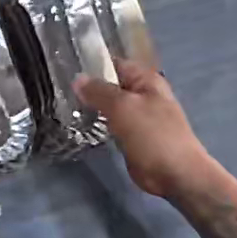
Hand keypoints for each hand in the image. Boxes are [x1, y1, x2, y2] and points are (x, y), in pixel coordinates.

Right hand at [74, 60, 218, 197]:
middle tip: (61, 92)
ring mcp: (138, 116)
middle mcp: (143, 94)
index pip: (115, 63)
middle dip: (88, 88)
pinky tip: (80, 125)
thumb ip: (99, 91)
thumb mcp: (123, 107)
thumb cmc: (152, 135)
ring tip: (65, 106)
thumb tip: (77, 78)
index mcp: (146, 80)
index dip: (92, 64)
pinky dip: (98, 123)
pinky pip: (111, 123)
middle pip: (111, 85)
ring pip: (109, 105)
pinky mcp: (133, 136)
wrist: (175, 174)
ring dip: (91, 106)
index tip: (66, 69)